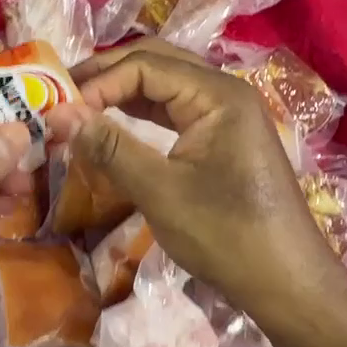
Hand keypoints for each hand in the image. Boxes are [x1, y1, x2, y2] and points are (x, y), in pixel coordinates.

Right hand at [47, 41, 335, 320]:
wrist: (288, 284)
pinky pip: (174, 109)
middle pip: (155, 63)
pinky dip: (140, 112)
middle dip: (107, 75)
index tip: (60, 110)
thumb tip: (59, 114)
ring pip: (164, 85)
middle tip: (62, 94)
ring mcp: (226, 114)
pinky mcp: (223, 137)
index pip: (145, 65)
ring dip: (121, 91)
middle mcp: (224, 92)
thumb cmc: (226, 235)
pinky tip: (113, 123)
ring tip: (79, 105)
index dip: (99, 82)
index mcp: (217, 94)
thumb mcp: (160, 191)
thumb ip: (109, 147)